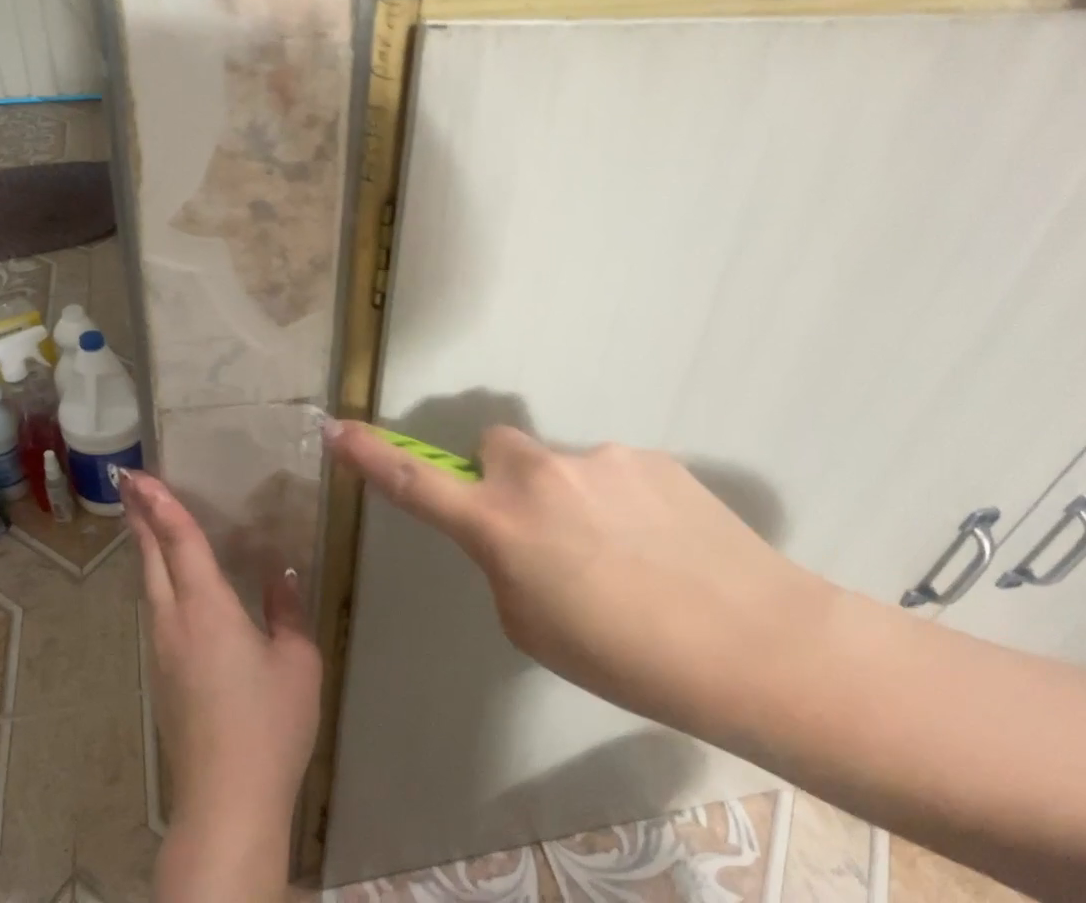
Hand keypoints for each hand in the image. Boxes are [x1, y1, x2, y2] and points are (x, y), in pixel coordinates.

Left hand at [121, 470, 318, 901]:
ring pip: (148, 585)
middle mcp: (173, 621)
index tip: (141, 475)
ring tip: (145, 522)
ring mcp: (161, 651)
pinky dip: (155, 580)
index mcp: (207, 609)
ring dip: (145, 549)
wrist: (227, 797)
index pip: (180, 543)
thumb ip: (286, 611)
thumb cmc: (269, 722)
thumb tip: (278, 574)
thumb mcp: (296, 661)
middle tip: (130, 482)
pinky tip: (167, 584)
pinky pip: (155, 611)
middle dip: (139, 517)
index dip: (162, 505)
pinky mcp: (160, 677)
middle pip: (150, 558)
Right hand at [326, 423, 826, 727]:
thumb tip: (518, 534)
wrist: (749, 642)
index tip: (336, 428)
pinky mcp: (650, 457)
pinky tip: (660, 546)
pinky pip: (611, 473)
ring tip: (625, 556)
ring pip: (560, 467)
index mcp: (500, 526)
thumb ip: (504, 566)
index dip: (371, 456)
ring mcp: (599, 459)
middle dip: (503, 481)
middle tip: (542, 534)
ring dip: (571, 499)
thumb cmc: (623, 657)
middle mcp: (540, 477)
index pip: (416, 483)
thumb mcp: (531, 626)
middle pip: (496, 451)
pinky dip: (619, 502)